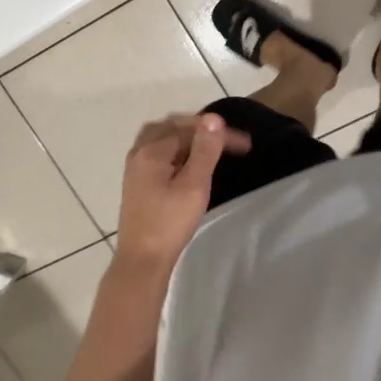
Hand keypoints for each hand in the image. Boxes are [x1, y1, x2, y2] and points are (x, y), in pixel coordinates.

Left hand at [115, 114, 250, 269]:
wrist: (142, 261)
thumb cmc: (170, 223)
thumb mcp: (194, 185)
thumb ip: (204, 150)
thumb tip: (214, 118)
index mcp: (151, 151)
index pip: (188, 130)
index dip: (218, 134)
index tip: (245, 144)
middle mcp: (139, 154)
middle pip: (170, 127)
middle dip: (199, 129)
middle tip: (224, 140)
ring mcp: (135, 170)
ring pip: (161, 140)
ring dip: (185, 138)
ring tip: (207, 146)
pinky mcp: (136, 185)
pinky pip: (156, 154)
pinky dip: (174, 150)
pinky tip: (186, 164)